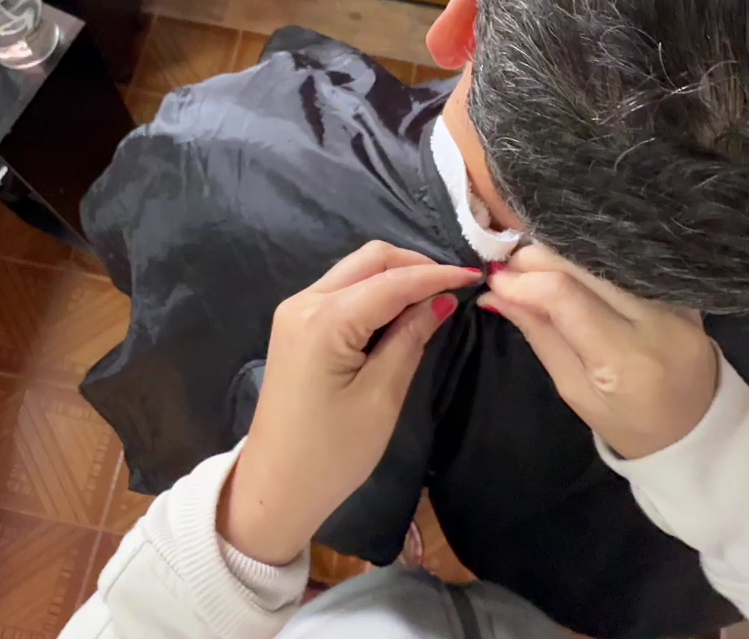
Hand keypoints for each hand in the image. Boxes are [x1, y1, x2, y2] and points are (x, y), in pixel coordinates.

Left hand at [219, 242, 477, 564]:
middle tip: (453, 285)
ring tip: (434, 297)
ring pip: (355, 270)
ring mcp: (296, 309)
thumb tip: (442, 300)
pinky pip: (342, 289)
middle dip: (414, 265)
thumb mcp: (381, 397)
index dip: (435, 275)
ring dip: (395, 275)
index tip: (474, 274)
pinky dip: (375, 290)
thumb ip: (410, 339)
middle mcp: (305, 301)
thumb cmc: (332, 453)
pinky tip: (400, 309)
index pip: (391, 282)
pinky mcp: (296, 323)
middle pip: (369, 260)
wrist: (274, 487)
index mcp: (324, 320)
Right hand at [481, 244, 718, 460]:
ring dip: (562, 254)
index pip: (565, 295)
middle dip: (536, 258)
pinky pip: (627, 264)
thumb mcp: (573, 389)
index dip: (523, 280)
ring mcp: (677, 303)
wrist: (701, 434)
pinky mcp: (685, 293)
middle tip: (508, 265)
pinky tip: (573, 266)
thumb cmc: (628, 424)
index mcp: (626, 359)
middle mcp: (657, 322)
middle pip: (583, 265)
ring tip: (535, 265)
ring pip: (604, 257)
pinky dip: (593, 261)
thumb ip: (538, 333)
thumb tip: (494, 292)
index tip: (494, 280)